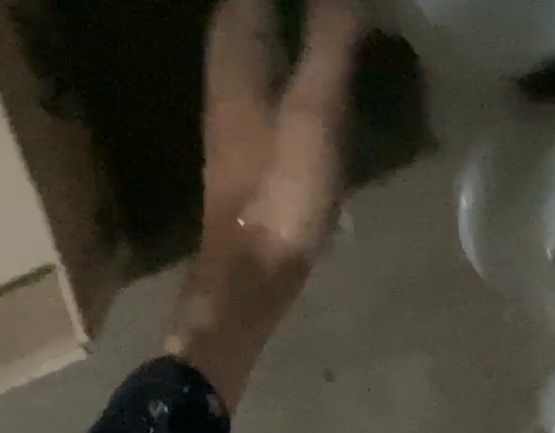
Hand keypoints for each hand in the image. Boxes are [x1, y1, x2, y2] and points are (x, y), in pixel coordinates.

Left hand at [167, 0, 365, 410]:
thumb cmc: (280, 196)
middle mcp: (226, 98)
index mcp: (236, 74)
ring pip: (250, 67)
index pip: (240, 5)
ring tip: (315, 20)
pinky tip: (312, 85)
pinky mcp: (249, 168)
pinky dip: (285, 76)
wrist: (248, 281)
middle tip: (312, 5)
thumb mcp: (312, 111)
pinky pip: (264, 101)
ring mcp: (234, 136)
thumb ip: (328, 39)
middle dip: (264, 7)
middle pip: (238, 30)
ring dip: (275, 37)